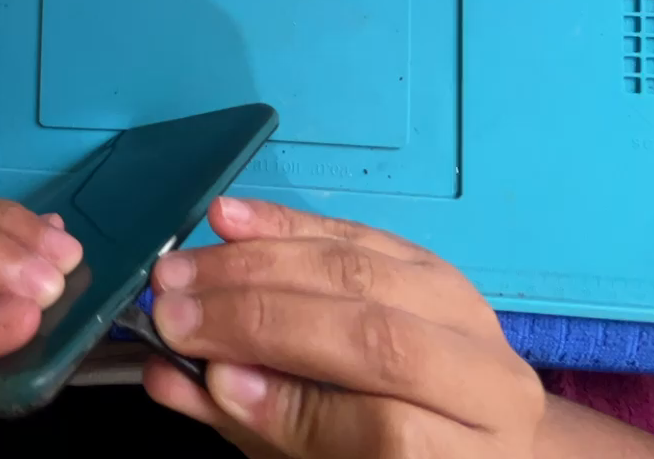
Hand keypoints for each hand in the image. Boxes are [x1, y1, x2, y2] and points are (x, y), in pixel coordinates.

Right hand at [142, 198, 543, 457]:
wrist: (479, 428)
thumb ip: (258, 426)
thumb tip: (173, 376)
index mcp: (473, 452)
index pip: (389, 430)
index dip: (295, 406)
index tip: (214, 380)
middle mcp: (481, 372)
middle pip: (370, 334)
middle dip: (255, 318)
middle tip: (172, 313)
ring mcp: (454, 300)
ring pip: (351, 269)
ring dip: (249, 264)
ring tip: (178, 272)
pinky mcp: (420, 253)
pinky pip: (343, 228)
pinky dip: (276, 222)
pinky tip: (223, 218)